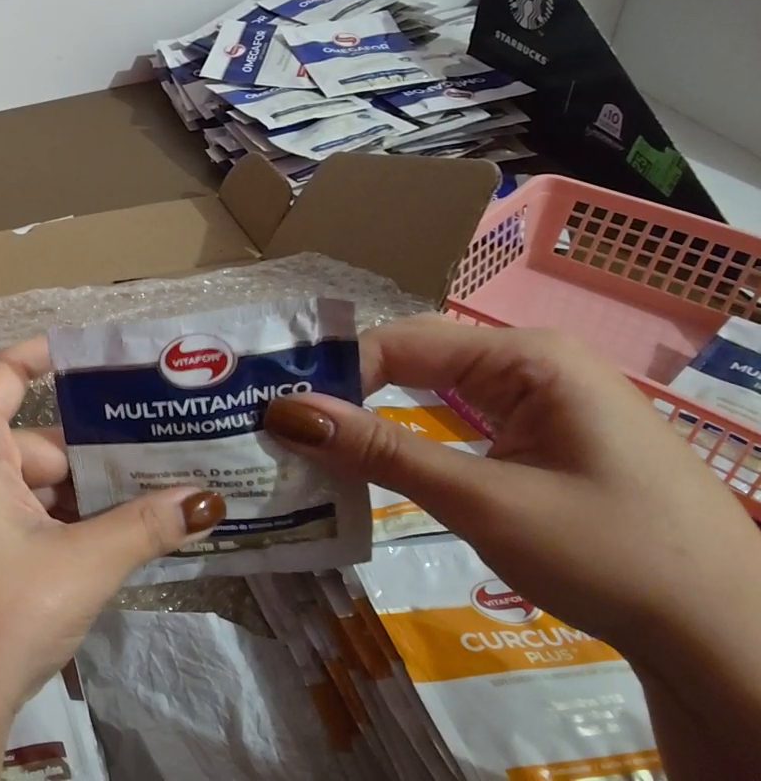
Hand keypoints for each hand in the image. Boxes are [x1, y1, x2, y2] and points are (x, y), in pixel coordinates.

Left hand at [0, 338, 223, 780]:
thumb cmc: (5, 607)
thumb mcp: (82, 562)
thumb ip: (146, 526)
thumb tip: (209, 500)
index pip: (4, 374)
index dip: (44, 353)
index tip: (97, 353)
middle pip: (36, 438)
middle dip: (97, 448)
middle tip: (168, 448)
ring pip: (37, 480)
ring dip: (89, 490)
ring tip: (161, 490)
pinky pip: (26, 511)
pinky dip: (67, 517)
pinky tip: (121, 533)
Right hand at [263, 315, 760, 780]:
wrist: (731, 641)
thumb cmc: (616, 557)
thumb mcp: (484, 502)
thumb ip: (380, 450)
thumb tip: (282, 411)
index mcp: (527, 357)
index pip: (397, 342)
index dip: (331, 372)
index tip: (270, 409)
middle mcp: (529, 364)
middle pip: (406, 361)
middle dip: (340, 390)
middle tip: (269, 422)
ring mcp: (536, 402)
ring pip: (423, 392)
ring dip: (364, 417)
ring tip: (298, 440)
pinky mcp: (536, 440)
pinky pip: (448, 422)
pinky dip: (399, 439)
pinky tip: (358, 458)